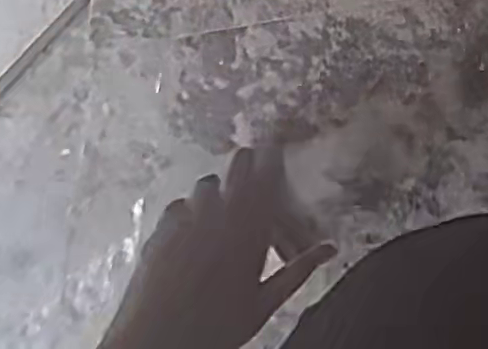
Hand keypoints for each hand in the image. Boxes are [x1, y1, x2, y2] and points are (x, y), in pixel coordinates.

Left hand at [98, 147, 336, 348]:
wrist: (155, 348)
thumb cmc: (215, 330)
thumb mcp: (262, 304)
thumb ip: (298, 271)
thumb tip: (331, 248)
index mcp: (251, 227)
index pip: (269, 173)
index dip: (274, 159)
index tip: (277, 158)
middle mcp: (221, 213)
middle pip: (239, 163)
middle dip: (247, 165)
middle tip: (251, 179)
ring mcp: (188, 219)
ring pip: (207, 183)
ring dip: (216, 191)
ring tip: (219, 211)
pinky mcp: (160, 232)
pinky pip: (177, 206)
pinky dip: (186, 213)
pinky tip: (188, 232)